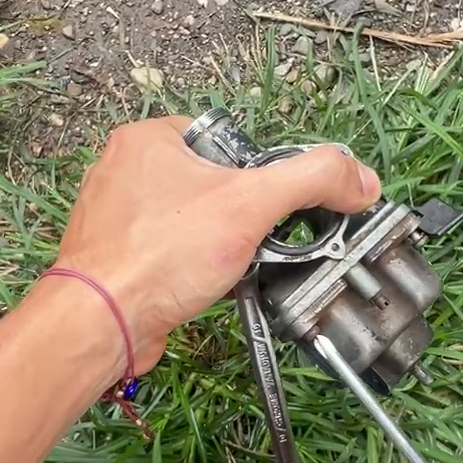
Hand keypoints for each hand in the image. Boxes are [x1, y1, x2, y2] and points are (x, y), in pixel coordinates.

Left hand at [54, 115, 379, 368]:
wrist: (101, 324)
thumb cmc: (161, 256)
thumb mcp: (250, 204)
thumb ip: (311, 180)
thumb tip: (361, 178)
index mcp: (149, 138)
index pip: (225, 140)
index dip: (255, 174)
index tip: (264, 206)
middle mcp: (123, 169)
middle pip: (209, 182)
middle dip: (236, 215)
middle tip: (249, 239)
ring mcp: (113, 215)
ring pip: (188, 221)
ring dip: (215, 244)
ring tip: (222, 265)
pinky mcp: (113, 256)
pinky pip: (166, 252)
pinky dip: (188, 268)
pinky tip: (197, 284)